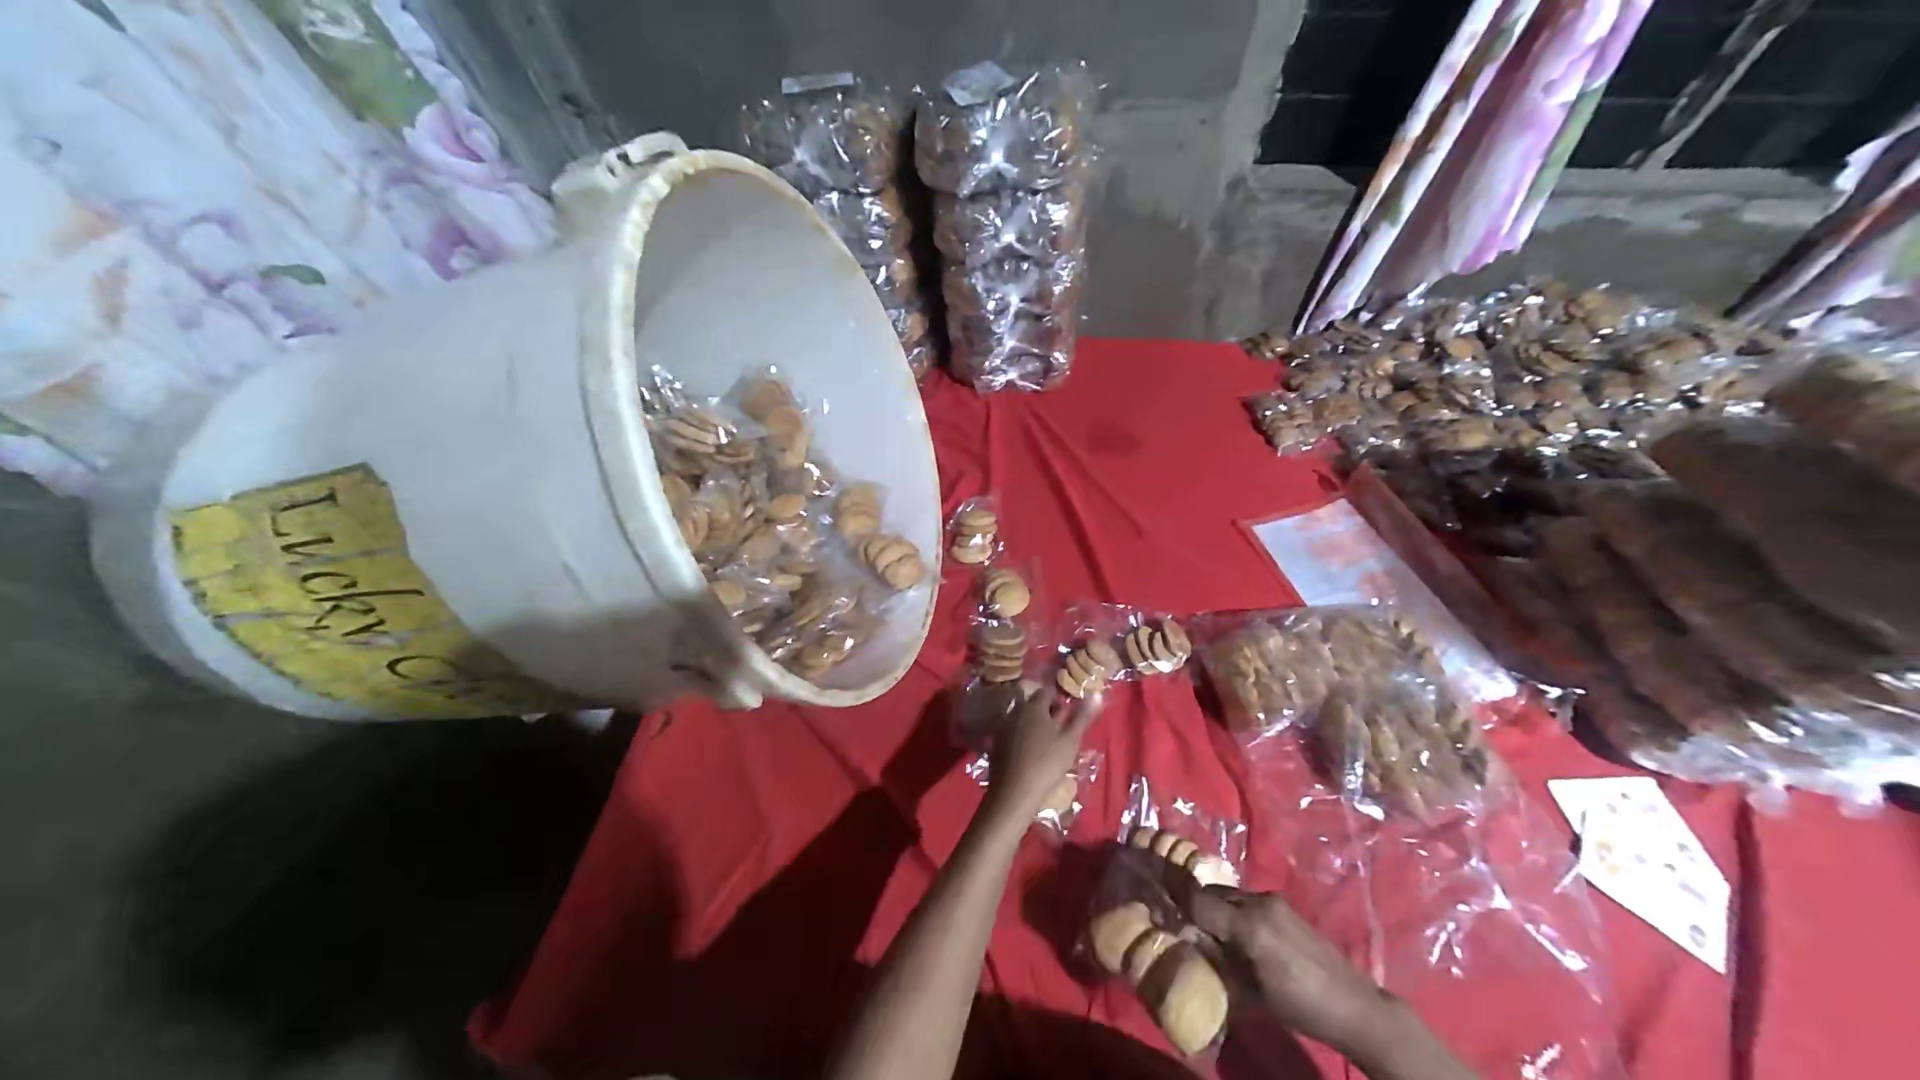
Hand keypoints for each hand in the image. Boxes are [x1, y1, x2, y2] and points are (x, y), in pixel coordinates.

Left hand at [981, 684, 1101, 828]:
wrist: (1014, 790)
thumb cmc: (1047, 762)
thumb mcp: (1071, 740)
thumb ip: (1083, 717)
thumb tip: (1097, 694)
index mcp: (1034, 706)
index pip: (1048, 691)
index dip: (1060, 698)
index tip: (1069, 713)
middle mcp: (1016, 711)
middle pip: (1034, 704)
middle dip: (1047, 711)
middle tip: (1061, 728)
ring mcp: (1003, 726)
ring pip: (1023, 718)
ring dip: (1035, 724)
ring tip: (1047, 741)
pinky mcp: (996, 743)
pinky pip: (1013, 732)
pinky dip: (1023, 736)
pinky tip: (1030, 752)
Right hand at [1177, 884, 1402, 1055]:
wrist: (1354, 1005)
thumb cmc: (1300, 1005)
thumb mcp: (1251, 991)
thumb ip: (1217, 960)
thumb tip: (1188, 942)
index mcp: (1248, 925)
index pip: (1197, 901)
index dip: (1176, 904)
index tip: (1159, 910)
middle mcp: (1258, 903)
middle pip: (1211, 893)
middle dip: (1194, 906)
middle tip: (1183, 926)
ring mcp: (1273, 900)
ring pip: (1228, 894)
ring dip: (1215, 908)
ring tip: (1210, 932)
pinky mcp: (1283, 905)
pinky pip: (1246, 900)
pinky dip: (1234, 910)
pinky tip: (1237, 932)